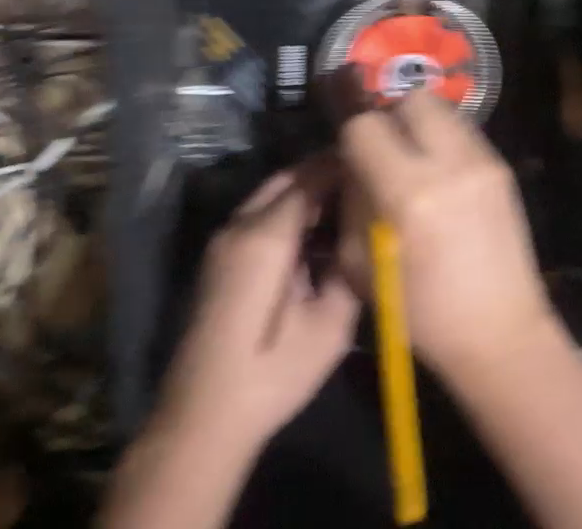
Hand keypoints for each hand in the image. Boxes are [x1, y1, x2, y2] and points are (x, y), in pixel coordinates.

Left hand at [155, 170, 360, 453]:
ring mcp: (224, 243)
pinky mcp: (220, 261)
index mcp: (267, 237)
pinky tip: (318, 237)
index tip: (378, 165)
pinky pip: (259, 219)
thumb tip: (365, 236)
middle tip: (366, 182)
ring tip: (350, 207)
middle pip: (287, 180)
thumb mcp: (329, 328)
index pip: (310, 178)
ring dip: (307, 194)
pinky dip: (289, 215)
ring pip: (270, 197)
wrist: (204, 416)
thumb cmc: (272, 373)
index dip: (344, 166)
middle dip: (325, 174)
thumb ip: (349, 271)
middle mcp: (240, 227)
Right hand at [340, 93, 559, 381]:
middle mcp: (449, 164)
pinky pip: (463, 131)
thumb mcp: (360, 263)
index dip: (351, 136)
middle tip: (384, 149)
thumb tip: (352, 165)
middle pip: (411, 98)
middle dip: (390, 117)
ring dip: (419, 125)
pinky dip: (444, 140)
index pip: (366, 125)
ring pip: (441, 108)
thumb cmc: (421, 312)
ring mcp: (483, 162)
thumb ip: (352, 201)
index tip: (351, 155)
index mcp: (408, 193)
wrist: (499, 332)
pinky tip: (440, 176)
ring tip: (413, 160)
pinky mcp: (503, 167)